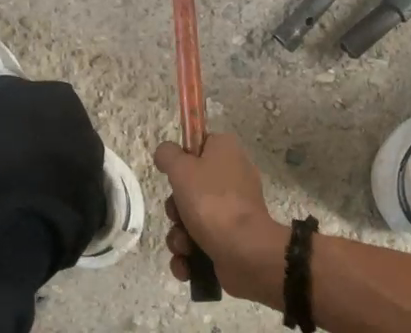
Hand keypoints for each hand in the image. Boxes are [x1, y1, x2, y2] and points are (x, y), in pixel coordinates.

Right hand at [155, 134, 287, 303]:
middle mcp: (233, 177)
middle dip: (175, 209)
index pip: (198, 145)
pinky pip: (202, 242)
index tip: (172, 175)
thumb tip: (165, 152)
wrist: (245, 252)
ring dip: (179, 236)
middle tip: (176, 215)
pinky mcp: (232, 239)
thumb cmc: (212, 202)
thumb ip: (168, 154)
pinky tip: (185, 264)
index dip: (182, 160)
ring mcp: (234, 211)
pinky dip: (190, 255)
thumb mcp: (182, 169)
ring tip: (183, 246)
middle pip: (190, 187)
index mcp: (226, 151)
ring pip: (192, 218)